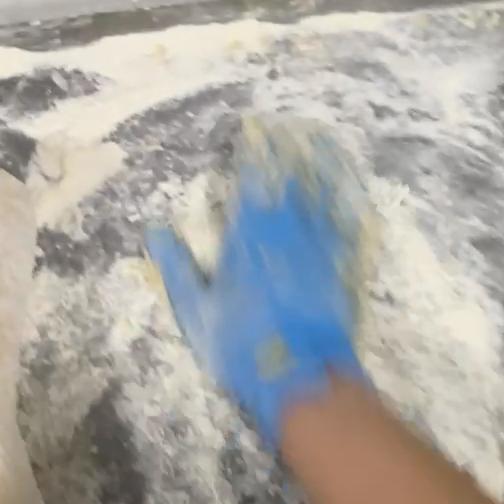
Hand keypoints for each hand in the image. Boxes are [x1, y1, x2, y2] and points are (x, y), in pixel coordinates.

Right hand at [146, 122, 366, 445]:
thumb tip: (156, 231)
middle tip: (293, 127)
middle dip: (289, 153)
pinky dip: (343, 207)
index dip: (254, 155)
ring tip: (322, 144)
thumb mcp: (196, 308)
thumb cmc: (239, 343)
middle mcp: (285, 234)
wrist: (299, 375)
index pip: (252, 184)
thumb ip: (177, 266)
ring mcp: (316, 250)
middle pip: (290, 183)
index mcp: (247, 238)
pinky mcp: (337, 270)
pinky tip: (348, 195)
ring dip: (320, 170)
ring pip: (319, 199)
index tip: (256, 130)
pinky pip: (342, 229)